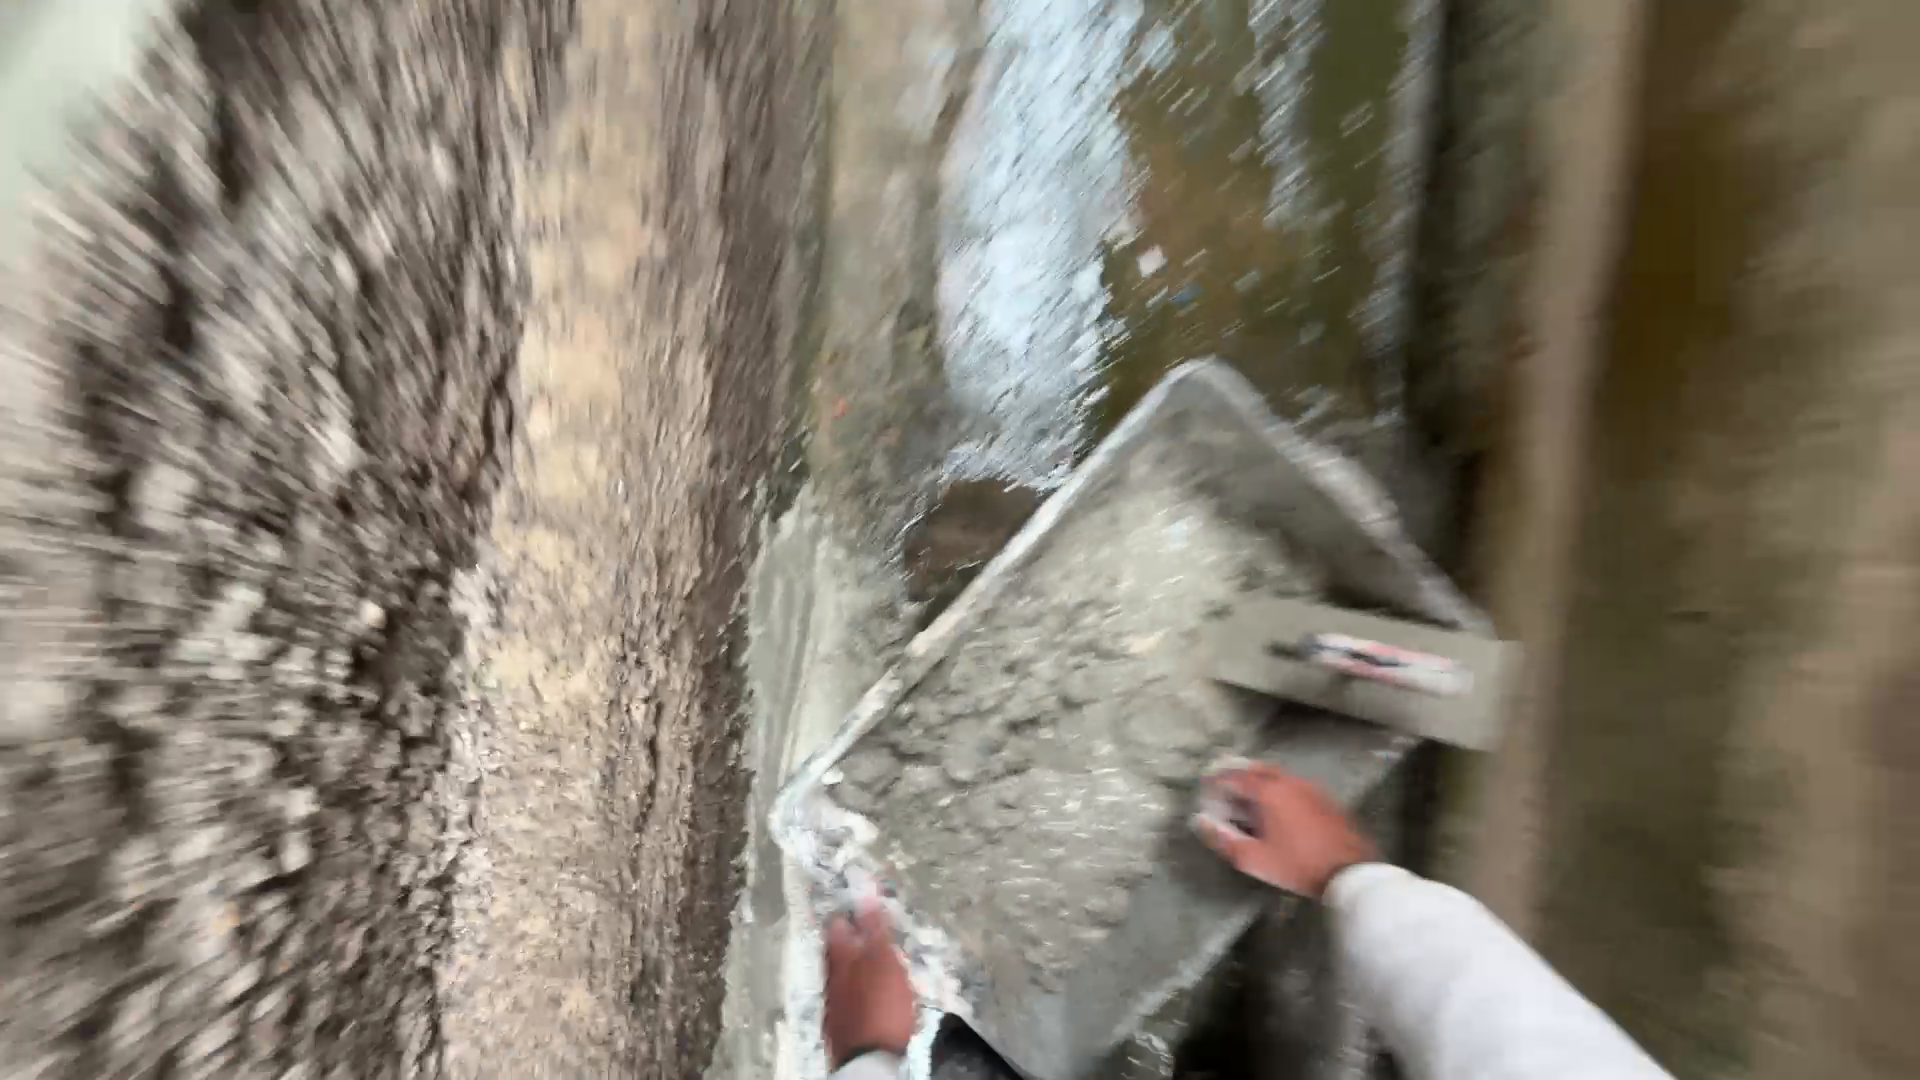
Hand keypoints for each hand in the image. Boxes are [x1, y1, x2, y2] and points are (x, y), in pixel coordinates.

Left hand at [823, 900, 916, 1067]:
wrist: (869, 1060)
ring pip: (841, 970)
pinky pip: (846, 992)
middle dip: (851, 938)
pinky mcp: (840, 1021)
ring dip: (856, 962)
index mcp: (840, 956)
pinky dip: (857, 984)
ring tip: (876, 960)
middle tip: (872, 932)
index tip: (861, 903)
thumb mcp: (883, 961)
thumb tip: (865, 896)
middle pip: (836, 947)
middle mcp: (830, 975)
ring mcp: (833, 1000)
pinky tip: (870, 990)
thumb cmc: (881, 1004)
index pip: (836, 923)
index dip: (848, 912)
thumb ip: (874, 930)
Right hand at [1191, 759, 1377, 897]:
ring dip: (1259, 782)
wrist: (1352, 873)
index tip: (1205, 789)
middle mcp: (1287, 781)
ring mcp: (1309, 787)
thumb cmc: (1298, 865)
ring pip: (1277, 776)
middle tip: (1226, 789)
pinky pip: (1294, 785)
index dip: (1216, 781)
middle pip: (1255, 770)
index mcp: (1267, 791)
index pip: (1233, 777)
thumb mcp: (1255, 859)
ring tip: (1250, 799)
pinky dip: (1279, 790)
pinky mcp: (1325, 798)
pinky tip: (1279, 808)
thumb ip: (1223, 839)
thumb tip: (1200, 822)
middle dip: (1237, 776)